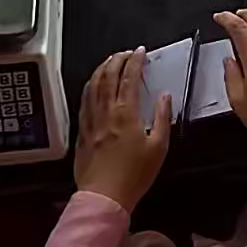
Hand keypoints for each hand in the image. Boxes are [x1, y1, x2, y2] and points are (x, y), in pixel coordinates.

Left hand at [73, 49, 171, 211]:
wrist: (104, 195)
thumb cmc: (135, 174)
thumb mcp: (158, 147)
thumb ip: (163, 118)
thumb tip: (165, 96)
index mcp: (126, 112)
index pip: (130, 77)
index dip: (136, 61)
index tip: (142, 51)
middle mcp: (106, 110)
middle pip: (108, 75)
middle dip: (117, 59)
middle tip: (127, 53)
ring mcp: (91, 118)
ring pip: (93, 84)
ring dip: (102, 68)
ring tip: (110, 61)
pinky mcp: (82, 129)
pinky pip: (85, 99)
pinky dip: (90, 85)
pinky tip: (93, 83)